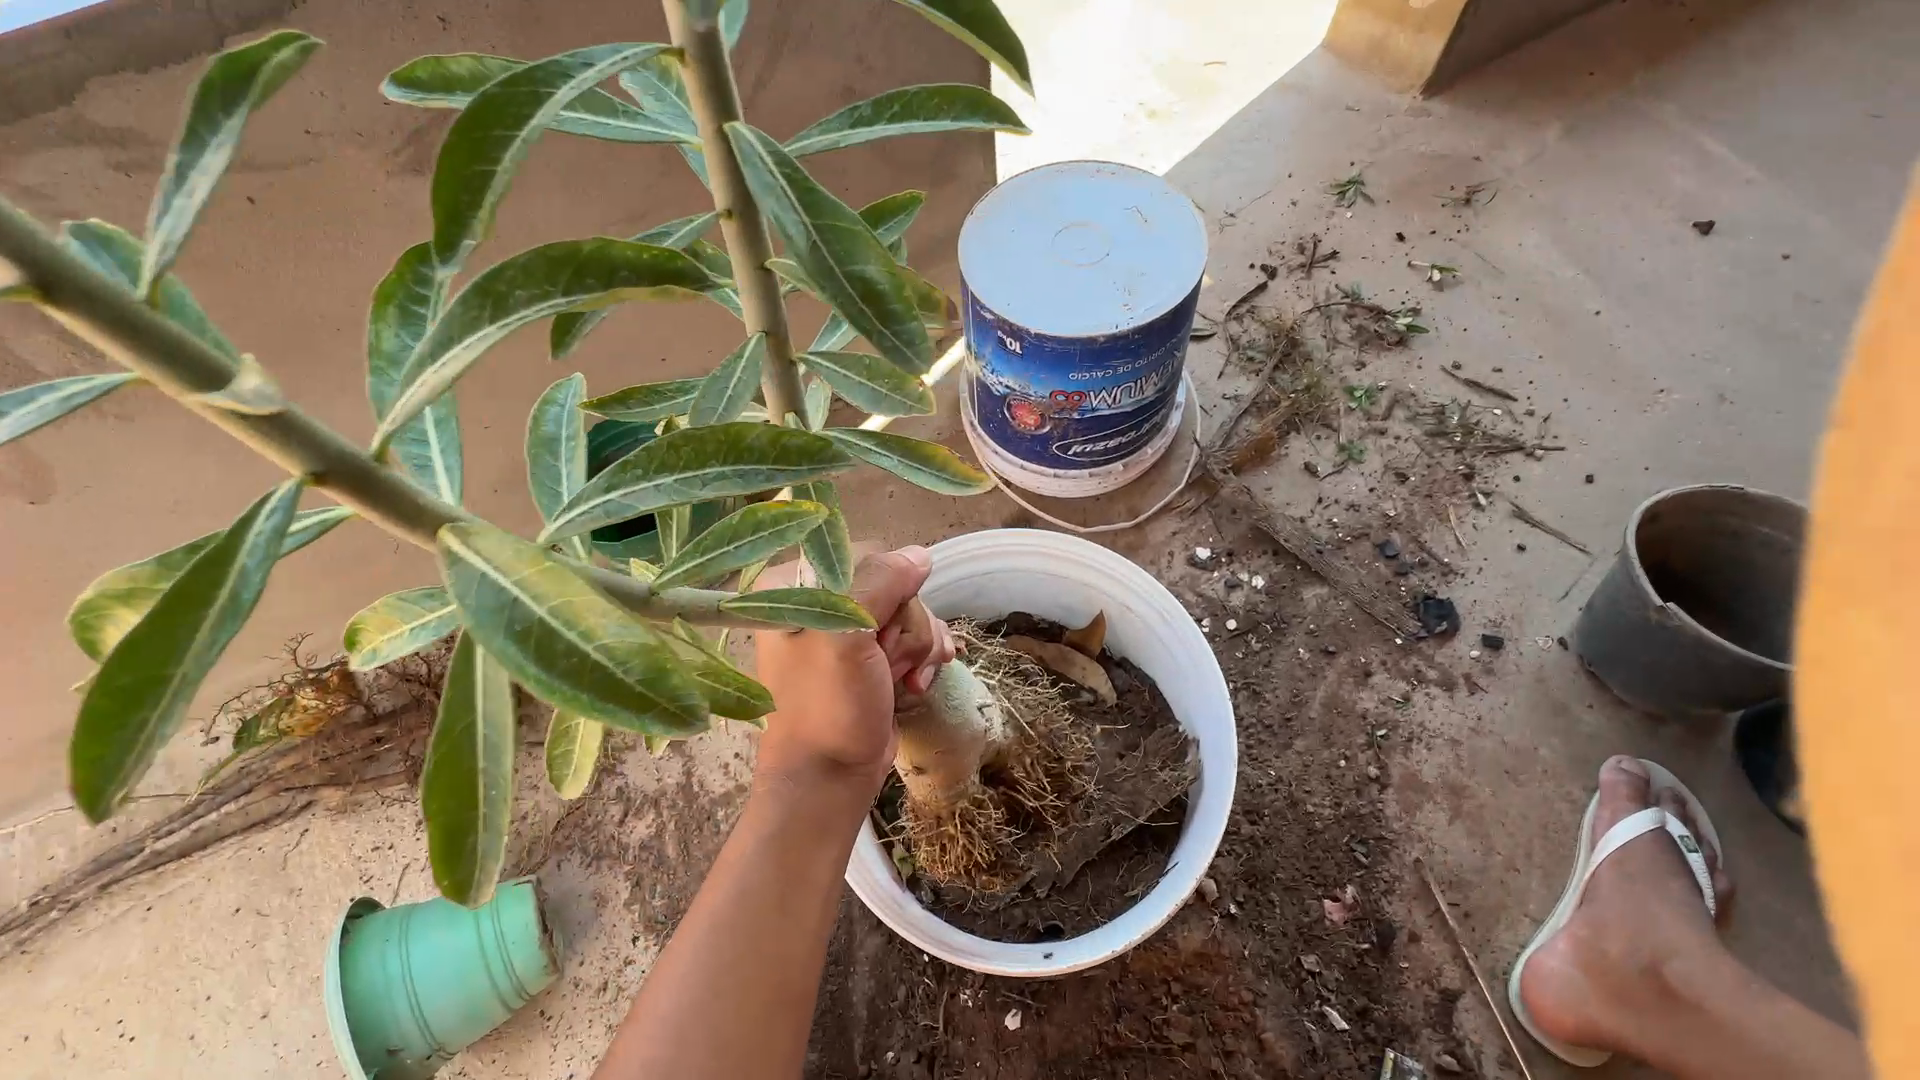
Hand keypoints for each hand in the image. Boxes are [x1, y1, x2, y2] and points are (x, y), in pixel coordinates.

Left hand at [753, 546, 955, 792]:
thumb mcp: (846, 639)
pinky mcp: (872, 656)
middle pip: (896, 585)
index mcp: (796, 587)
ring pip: (912, 612)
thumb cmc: (826, 708)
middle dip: (904, 628)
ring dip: (917, 648)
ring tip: (900, 680)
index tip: (873, 632)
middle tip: (882, 664)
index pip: (866, 556)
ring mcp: (849, 631)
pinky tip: (916, 683)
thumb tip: (921, 555)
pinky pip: (916, 636)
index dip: (885, 593)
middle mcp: (821, 601)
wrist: (830, 778)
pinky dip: (923, 660)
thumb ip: (881, 584)